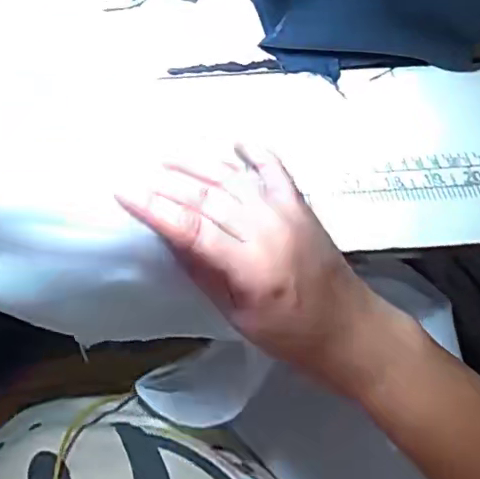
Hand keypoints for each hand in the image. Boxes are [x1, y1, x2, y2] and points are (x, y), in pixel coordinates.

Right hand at [117, 143, 402, 397]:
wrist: (357, 334)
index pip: (190, 228)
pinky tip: (232, 142)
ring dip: (195, 164)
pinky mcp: (300, 204)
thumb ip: (201, 270)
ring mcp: (286, 213)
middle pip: (206, 196)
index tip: (122, 191)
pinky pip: (273, 169)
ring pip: (231, 177)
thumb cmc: (291, 336)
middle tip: (136, 175)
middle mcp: (268, 232)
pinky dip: (253, 152)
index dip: (152, 208)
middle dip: (166, 184)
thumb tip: (166, 233)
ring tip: (165, 158)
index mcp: (251, 268)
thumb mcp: (236, 315)